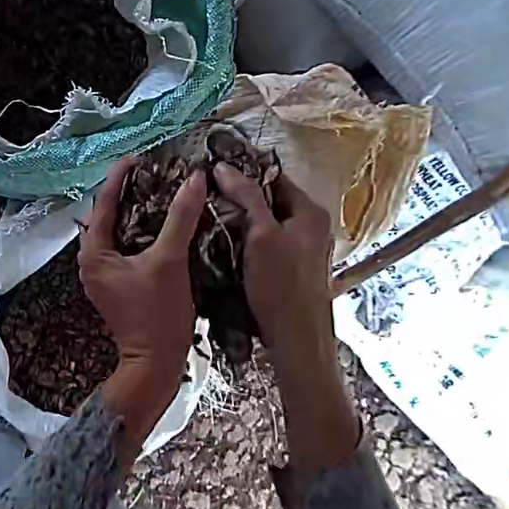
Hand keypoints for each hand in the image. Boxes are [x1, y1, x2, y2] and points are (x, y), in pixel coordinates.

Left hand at [79, 156, 206, 451]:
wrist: (156, 364)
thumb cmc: (158, 314)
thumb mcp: (170, 262)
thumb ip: (180, 219)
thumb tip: (194, 179)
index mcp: (94, 253)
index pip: (104, 204)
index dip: (120, 177)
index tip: (138, 157)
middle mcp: (91, 260)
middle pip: (109, 216)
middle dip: (131, 193)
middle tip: (154, 172)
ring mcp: (103, 273)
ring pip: (119, 232)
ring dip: (138, 212)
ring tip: (161, 190)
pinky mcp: (118, 283)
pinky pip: (127, 247)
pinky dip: (142, 232)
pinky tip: (163, 223)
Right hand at [212, 164, 358, 472]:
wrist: (296, 341)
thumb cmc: (280, 286)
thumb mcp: (260, 235)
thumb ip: (246, 197)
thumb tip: (222, 167)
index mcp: (309, 211)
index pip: (271, 175)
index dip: (241, 170)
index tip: (207, 169)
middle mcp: (308, 225)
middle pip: (265, 198)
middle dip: (234, 194)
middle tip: (199, 192)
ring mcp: (298, 246)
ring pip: (261, 220)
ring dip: (235, 216)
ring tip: (202, 213)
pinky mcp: (286, 265)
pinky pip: (260, 239)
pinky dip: (240, 236)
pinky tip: (217, 239)